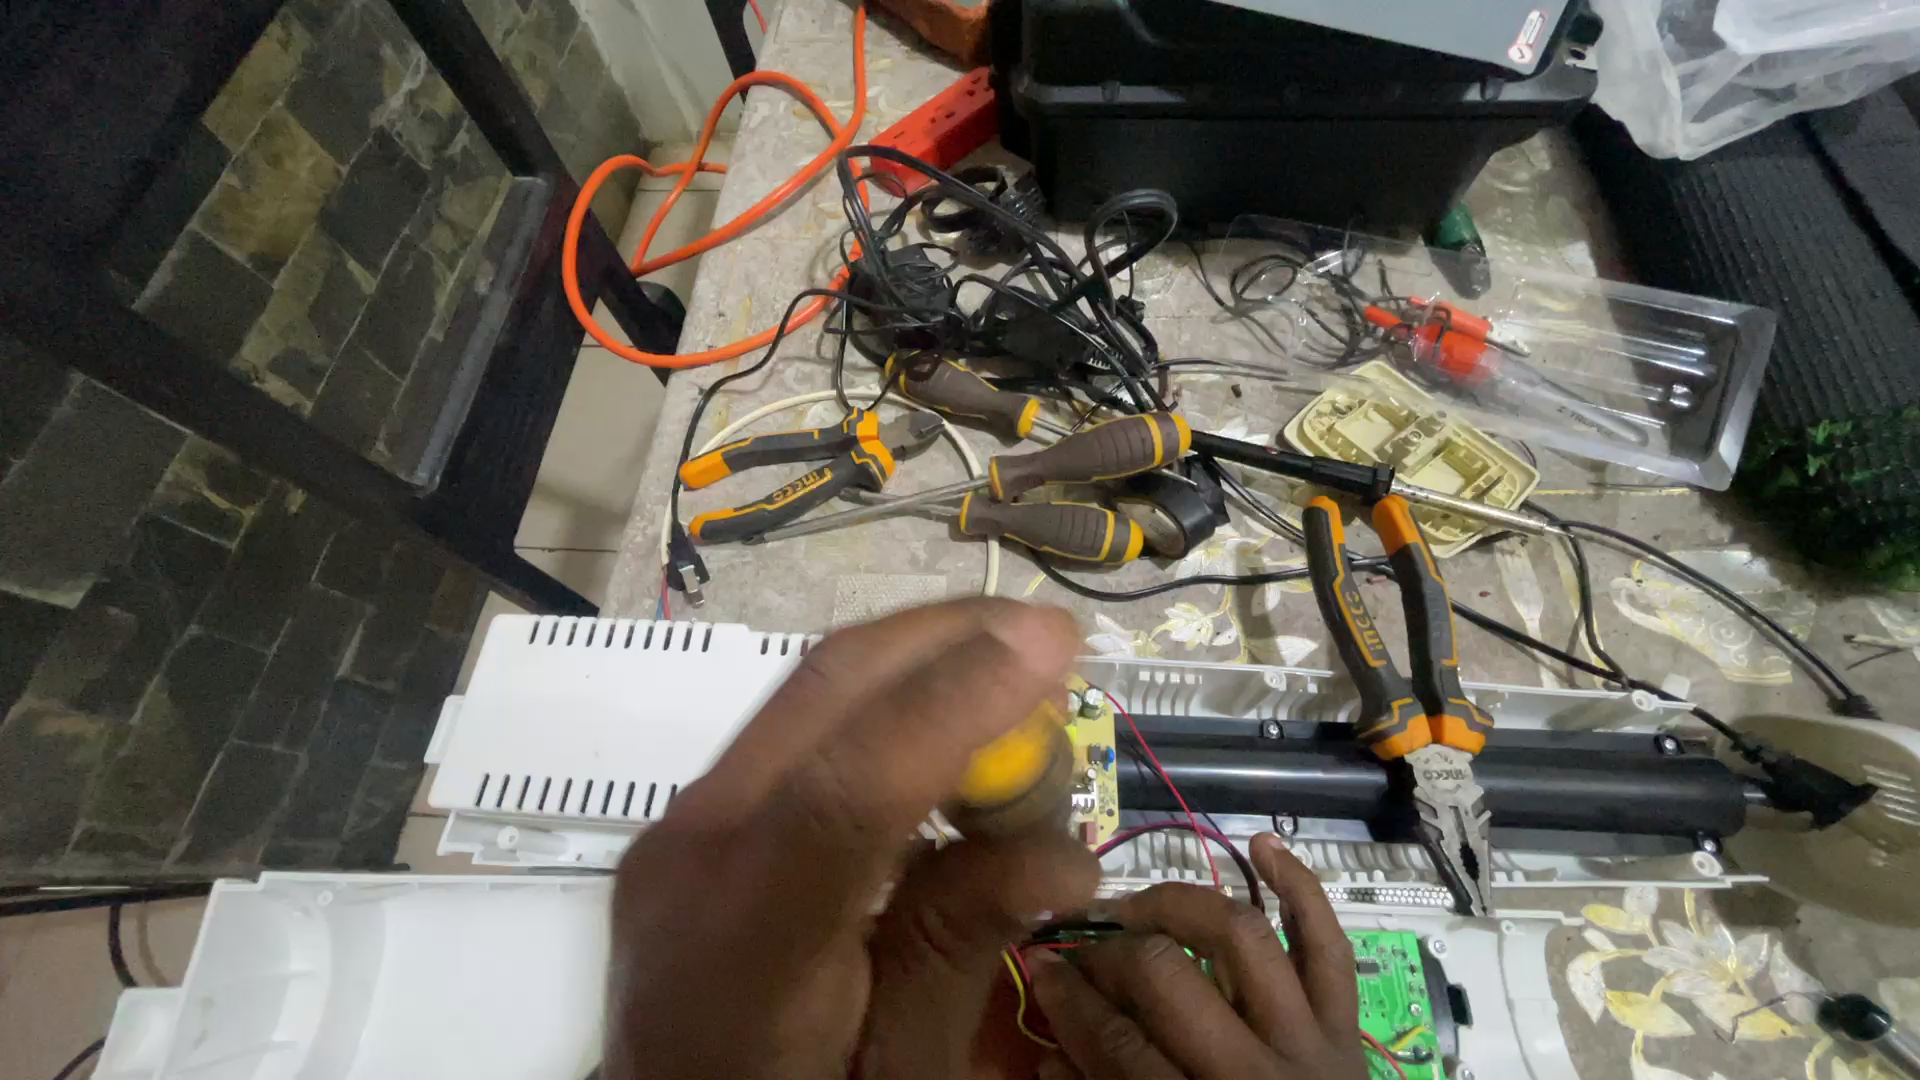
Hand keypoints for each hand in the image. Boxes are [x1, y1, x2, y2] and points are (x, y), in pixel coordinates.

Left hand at [603, 599, 1100, 1079]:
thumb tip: (1066, 853)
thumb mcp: (895, 1073)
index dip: (954, 706)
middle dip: (951, 637)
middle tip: (1053, 635)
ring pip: (819, 684)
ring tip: (1017, 673)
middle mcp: (697, 846)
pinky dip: (893, 694)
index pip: (845, 794)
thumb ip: (960, 949)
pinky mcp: (709, 799)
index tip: (1052, 644)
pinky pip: (811, 713)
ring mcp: (692, 810)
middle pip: (827, 689)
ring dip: (926, 656)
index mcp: (739, 948)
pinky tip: (953, 716)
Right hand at [1026, 835, 1367, 1079]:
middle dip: (1114, 956)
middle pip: (1171, 979)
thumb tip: (1047, 1055)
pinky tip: (1262, 842)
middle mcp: (1261, 1075)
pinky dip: (1300, 887)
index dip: (1071, 1001)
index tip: (1040, 966)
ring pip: (1244, 939)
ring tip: (1142, 905)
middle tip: (1086, 950)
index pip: (1121, 1045)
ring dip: (1182, 906)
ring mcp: (1314, 1045)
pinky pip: (1329, 946)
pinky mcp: (1348, 1028)